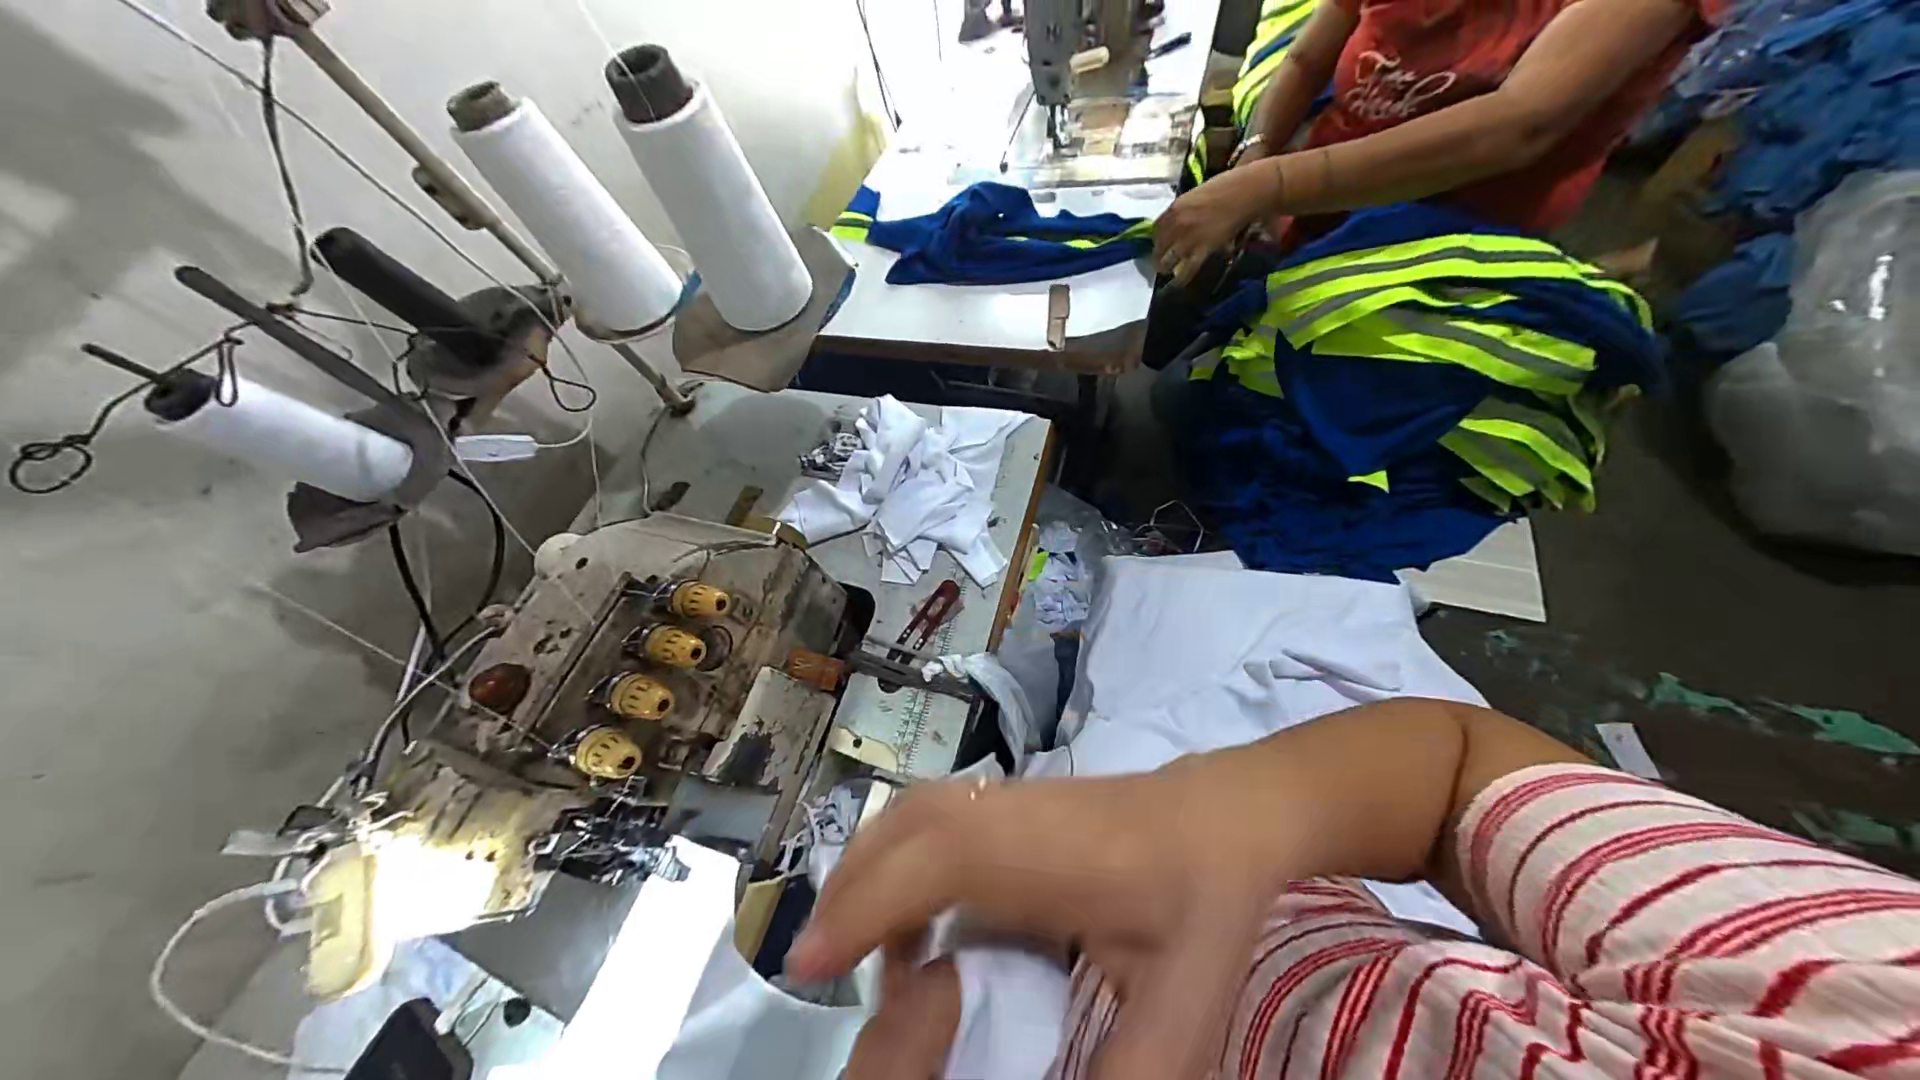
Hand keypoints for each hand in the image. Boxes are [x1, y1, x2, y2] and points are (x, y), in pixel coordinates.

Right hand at [786, 762, 1291, 1079]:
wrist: (1224, 815)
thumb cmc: (1203, 901)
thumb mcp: (1180, 1007)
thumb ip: (1127, 1077)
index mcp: (1036, 856)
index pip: (929, 864)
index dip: (863, 907)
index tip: (809, 964)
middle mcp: (1005, 812)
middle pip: (901, 830)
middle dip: (848, 891)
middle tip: (819, 966)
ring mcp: (1006, 797)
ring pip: (910, 814)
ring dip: (869, 868)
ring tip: (853, 940)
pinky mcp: (1010, 798)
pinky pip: (931, 815)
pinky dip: (897, 853)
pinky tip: (909, 905)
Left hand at [1153, 164, 1280, 286]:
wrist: (1248, 191)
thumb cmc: (1228, 186)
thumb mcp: (1197, 194)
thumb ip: (1186, 210)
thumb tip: (1183, 222)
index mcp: (1175, 208)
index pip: (1156, 229)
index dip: (1158, 239)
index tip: (1162, 244)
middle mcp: (1176, 225)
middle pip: (1159, 247)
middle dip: (1158, 256)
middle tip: (1162, 262)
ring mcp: (1188, 239)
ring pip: (1167, 262)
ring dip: (1165, 269)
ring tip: (1167, 273)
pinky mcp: (1202, 250)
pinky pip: (1186, 271)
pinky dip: (1179, 281)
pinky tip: (1176, 285)